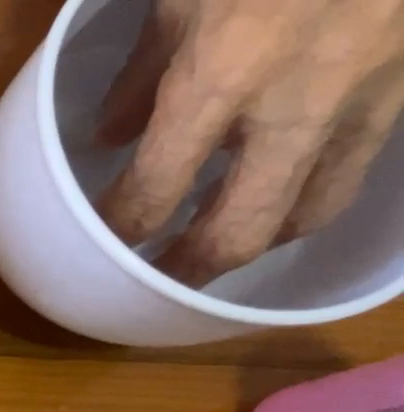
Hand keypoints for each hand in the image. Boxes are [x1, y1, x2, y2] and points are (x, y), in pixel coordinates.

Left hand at [98, 0, 403, 285]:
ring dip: (262, 237)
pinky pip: (363, 157)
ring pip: (318, 204)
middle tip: (157, 281)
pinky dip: (316, 189)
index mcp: (222, 79)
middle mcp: (300, 101)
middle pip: (245, 229)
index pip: (150, 197)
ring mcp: (375, 90)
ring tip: (217, 247)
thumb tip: (106, 137)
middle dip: (193, 267)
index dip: (117, 233)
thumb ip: (141, 73)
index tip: (94, 245)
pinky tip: (285, 190)